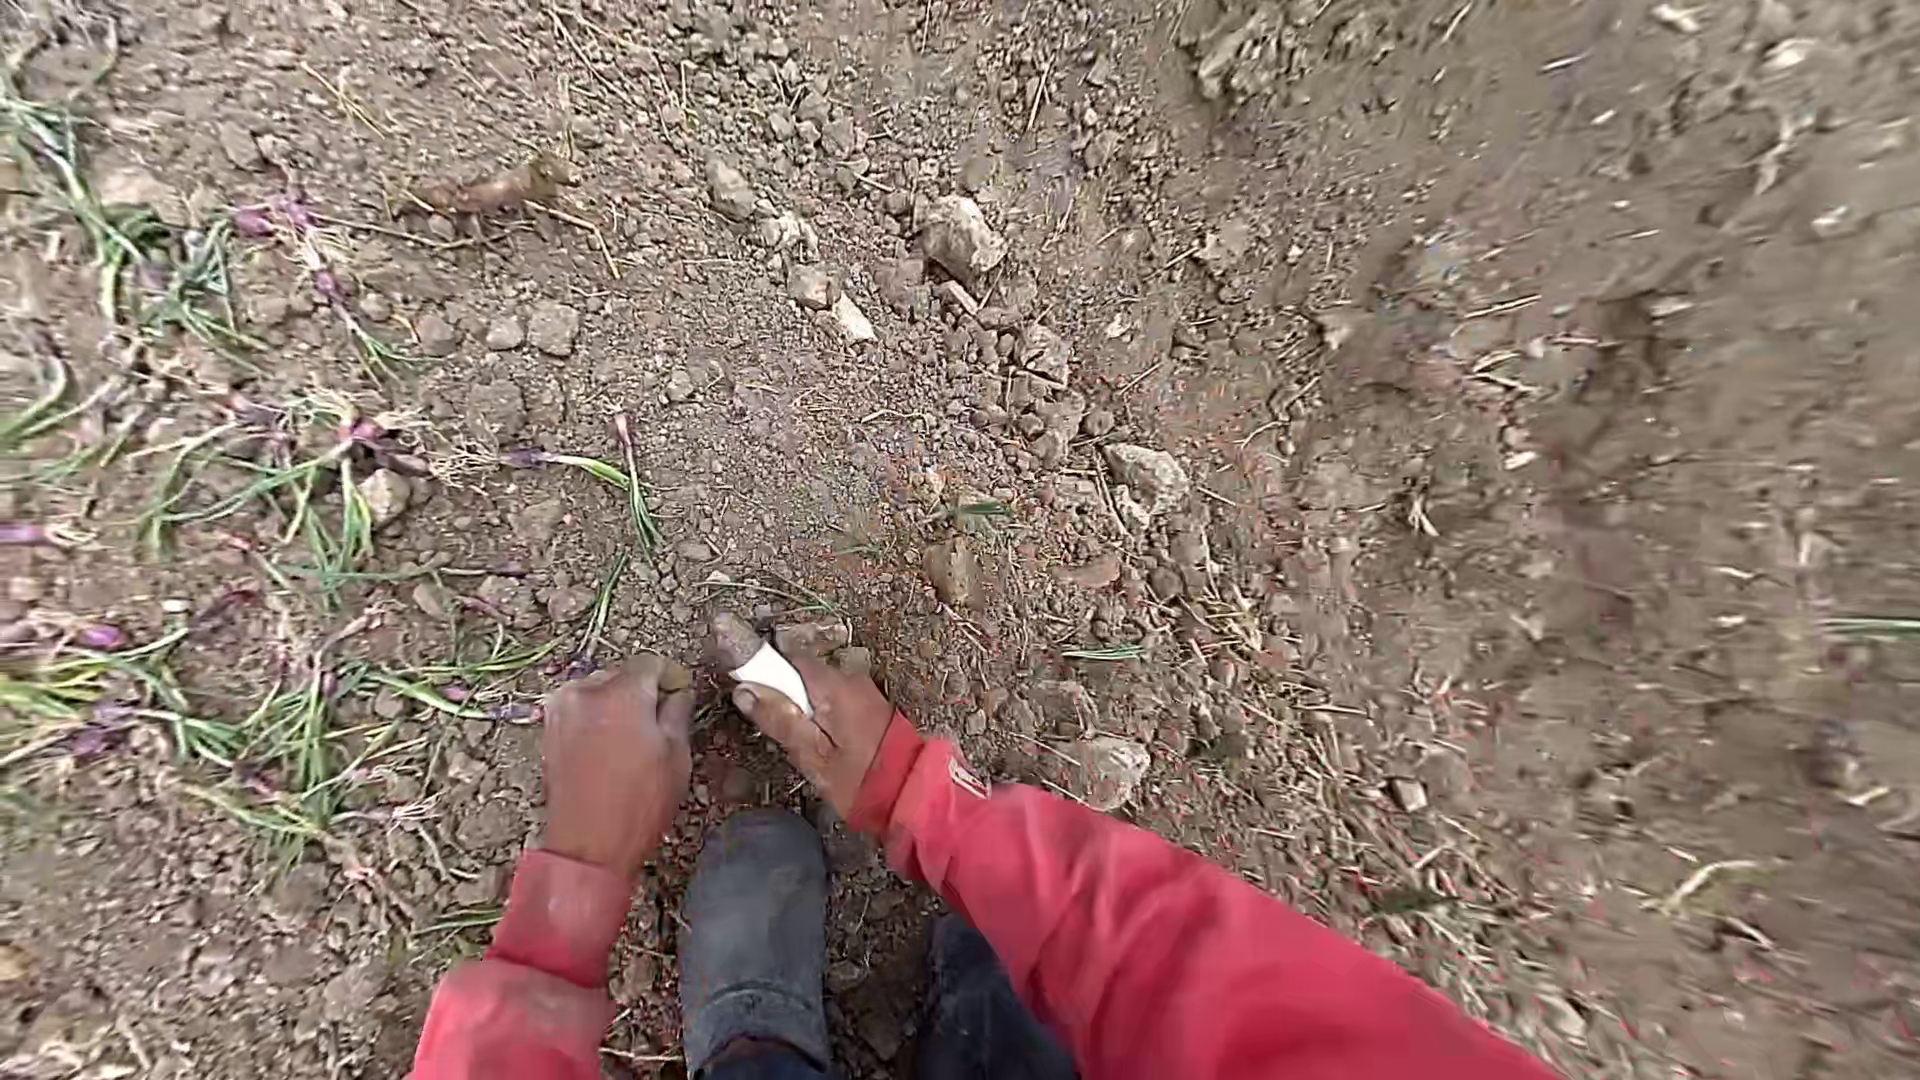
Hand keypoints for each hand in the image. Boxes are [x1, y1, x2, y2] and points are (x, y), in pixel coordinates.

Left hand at [541, 654, 691, 878]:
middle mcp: (585, 693)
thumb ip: (679, 710)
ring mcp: (561, 712)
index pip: (652, 662)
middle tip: (662, 719)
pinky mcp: (550, 732)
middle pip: (624, 673)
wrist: (588, 848)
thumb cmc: (642, 799)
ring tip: (635, 734)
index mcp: (621, 693)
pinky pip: (583, 708)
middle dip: (645, 689)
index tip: (682, 696)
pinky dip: (600, 716)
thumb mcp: (677, 751)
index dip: (672, 677)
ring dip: (620, 701)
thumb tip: (679, 692)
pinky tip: (612, 744)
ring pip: (601, 689)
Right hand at [731, 656, 892, 818]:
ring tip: (809, 749)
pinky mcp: (871, 705)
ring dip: (807, 711)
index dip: (766, 673)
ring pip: (819, 690)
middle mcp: (852, 679)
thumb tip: (746, 691)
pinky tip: (828, 747)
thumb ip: (781, 720)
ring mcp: (864, 691)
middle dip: (788, 699)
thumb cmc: (860, 779)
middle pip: (804, 675)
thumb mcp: (813, 756)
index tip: (749, 695)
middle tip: (786, 737)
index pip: (790, 660)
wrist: (911, 793)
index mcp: (835, 687)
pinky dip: (825, 717)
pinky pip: (836, 701)